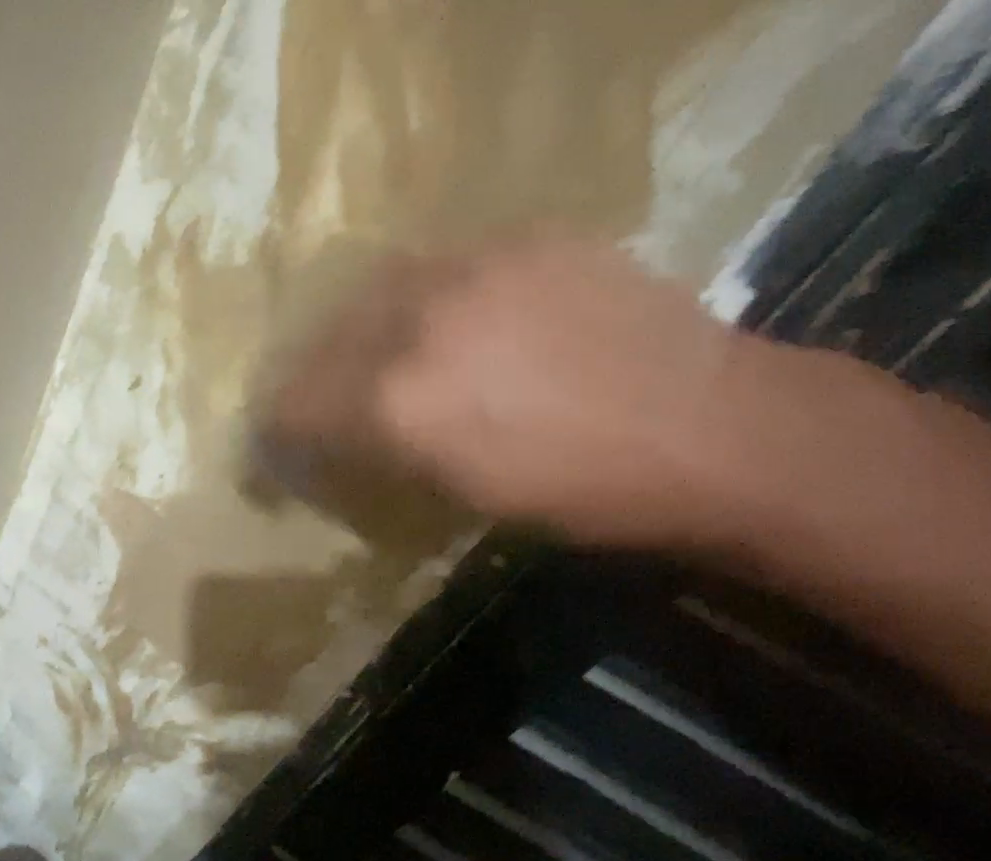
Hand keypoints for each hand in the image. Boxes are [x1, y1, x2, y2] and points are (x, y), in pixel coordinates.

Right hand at [261, 236, 762, 546]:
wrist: (710, 427)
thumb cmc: (583, 492)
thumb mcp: (462, 493)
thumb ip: (386, 454)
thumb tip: (342, 439)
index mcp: (396, 402)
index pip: (294, 403)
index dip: (280, 429)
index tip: (284, 443)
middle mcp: (417, 321)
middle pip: (326, 337)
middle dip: (316, 374)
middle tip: (330, 398)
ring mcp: (474, 266)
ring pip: (382, 286)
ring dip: (369, 325)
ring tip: (391, 349)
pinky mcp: (527, 237)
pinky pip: (451, 263)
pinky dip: (437, 296)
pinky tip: (468, 317)